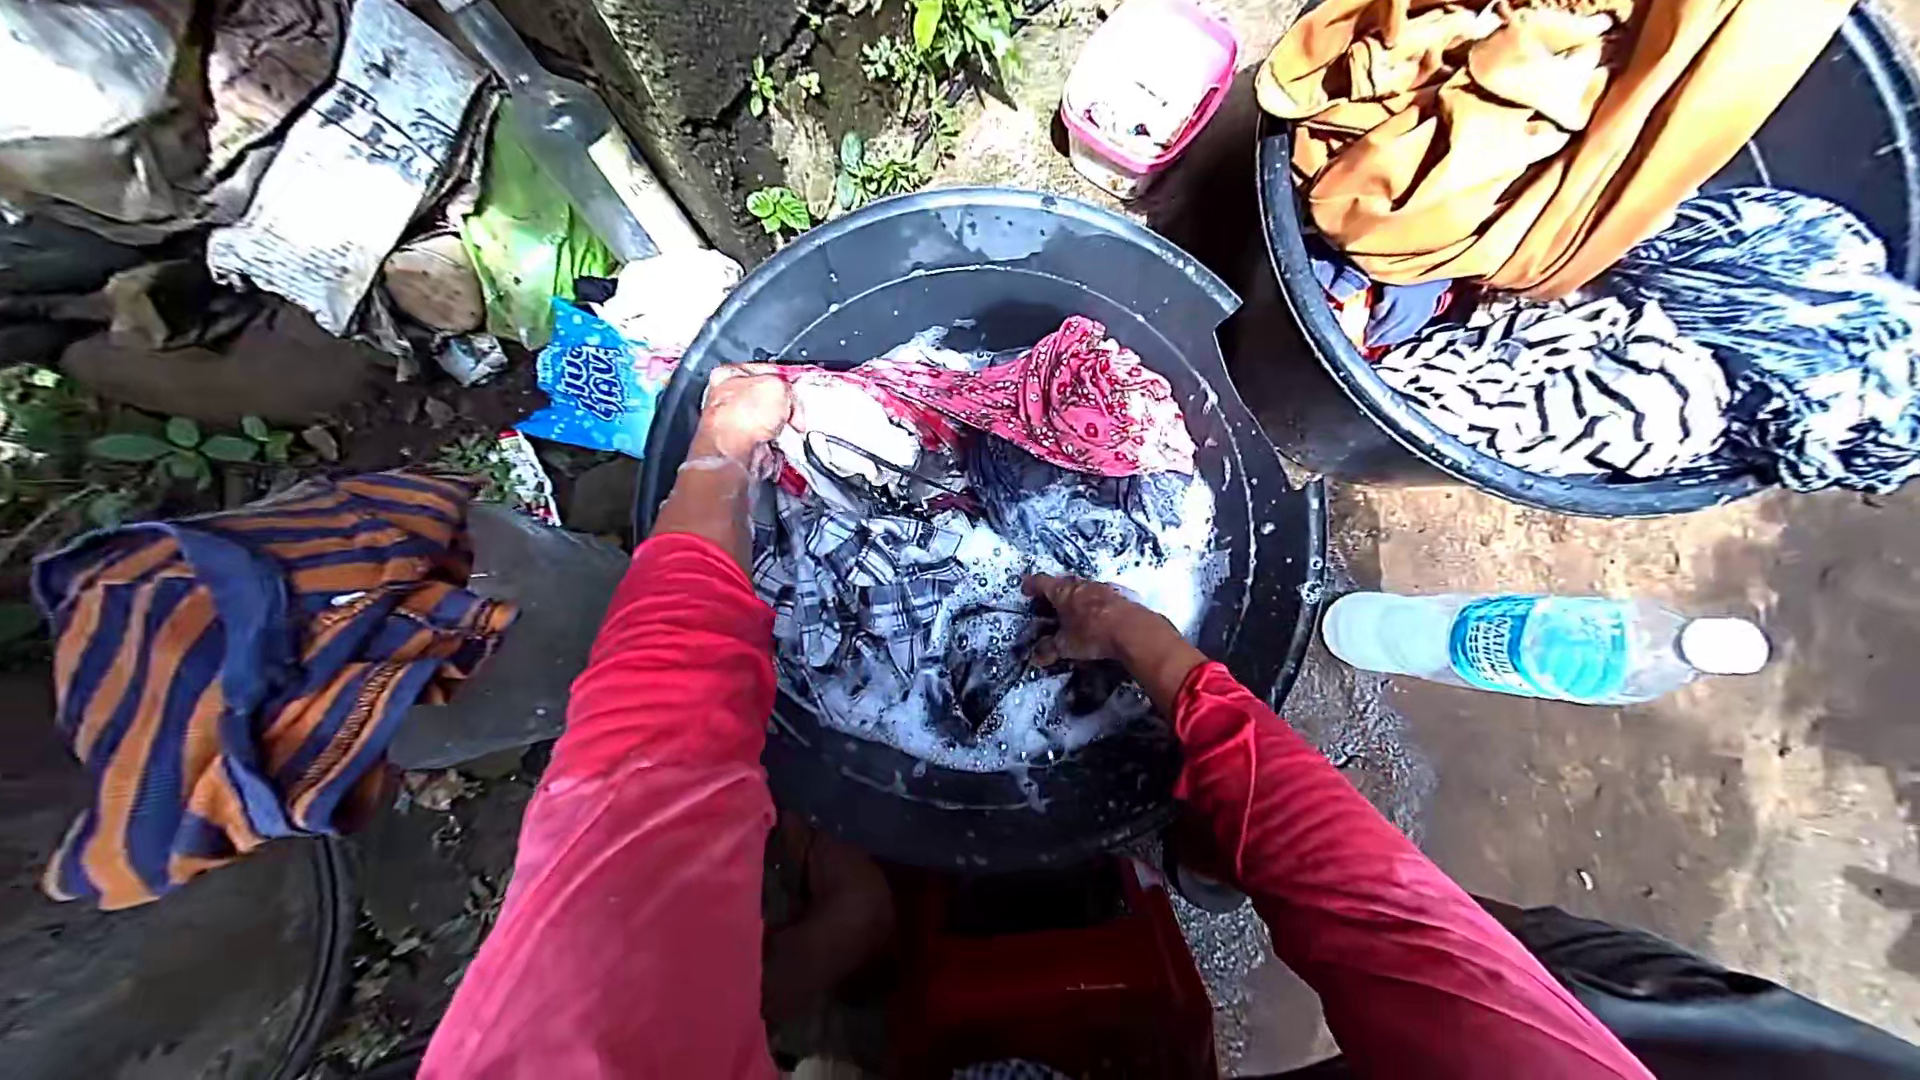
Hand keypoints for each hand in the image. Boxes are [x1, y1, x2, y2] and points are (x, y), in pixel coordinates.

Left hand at [696, 367, 790, 462]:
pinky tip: (785, 442)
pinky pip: (777, 443)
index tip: (797, 387)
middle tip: (794, 409)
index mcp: (728, 375)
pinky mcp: (749, 449)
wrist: (737, 456)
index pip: (765, 371)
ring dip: (787, 426)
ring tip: (789, 428)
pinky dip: (785, 444)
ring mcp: (739, 427)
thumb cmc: (745, 417)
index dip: (785, 378)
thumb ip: (787, 385)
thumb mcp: (777, 385)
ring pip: (776, 422)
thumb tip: (792, 398)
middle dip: (787, 406)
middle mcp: (729, 400)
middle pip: (771, 398)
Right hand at [1023, 573, 1179, 665]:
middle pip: (1063, 584)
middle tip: (1047, 604)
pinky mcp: (1121, 597)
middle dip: (1054, 594)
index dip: (1032, 585)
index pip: (1041, 582)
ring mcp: (1103, 588)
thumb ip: (1049, 649)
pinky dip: (1094, 606)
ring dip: (1076, 599)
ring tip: (1072, 612)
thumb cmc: (1092, 633)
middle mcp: (1082, 585)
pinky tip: (1096, 618)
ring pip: (1083, 590)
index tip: (1026, 589)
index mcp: (1062, 591)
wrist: (1134, 631)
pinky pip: (1101, 598)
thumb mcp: (1066, 645)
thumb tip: (1036, 657)